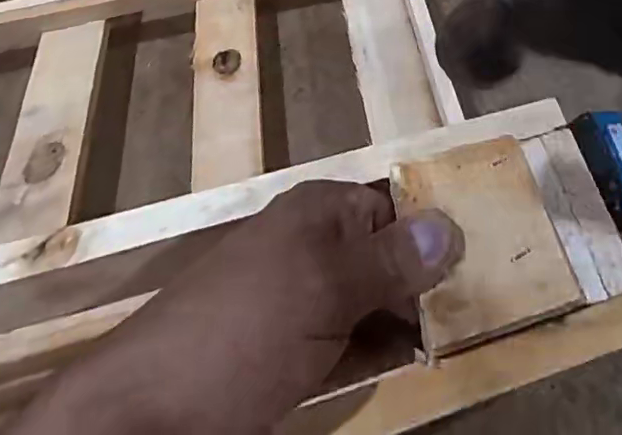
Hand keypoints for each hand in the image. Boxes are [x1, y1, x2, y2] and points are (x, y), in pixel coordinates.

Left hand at [9, 180, 462, 434]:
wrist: (137, 421)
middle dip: (432, 281)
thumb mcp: (323, 288)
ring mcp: (306, 300)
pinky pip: (357, 337)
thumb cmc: (239, 333)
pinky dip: (386, 347)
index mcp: (323, 212)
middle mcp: (318, 246)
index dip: (437, 233)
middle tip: (481, 308)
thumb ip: (390, 260)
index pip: (398, 207)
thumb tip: (451, 227)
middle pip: (392, 253)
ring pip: (378, 299)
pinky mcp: (297, 349)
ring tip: (462, 335)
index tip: (484, 264)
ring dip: (414, 318)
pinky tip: (416, 359)